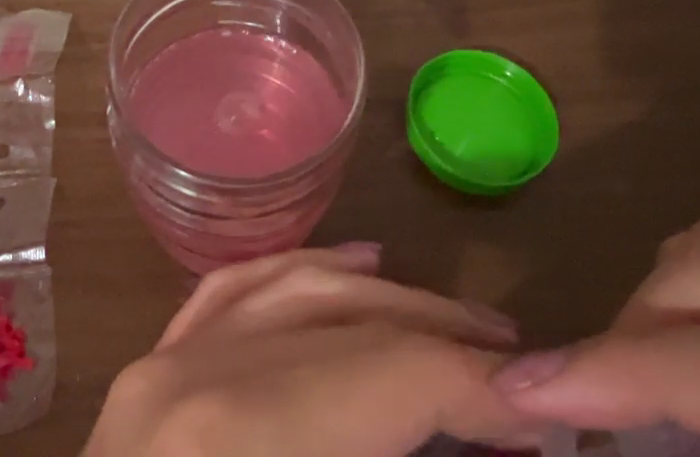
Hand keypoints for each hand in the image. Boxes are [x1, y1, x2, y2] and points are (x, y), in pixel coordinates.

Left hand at [83, 243, 532, 456]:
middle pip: (356, 329)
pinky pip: (234, 293)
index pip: (397, 375)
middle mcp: (197, 377)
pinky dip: (303, 270)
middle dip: (452, 347)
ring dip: (393, 302)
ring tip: (468, 324)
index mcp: (246, 435)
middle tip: (525, 380)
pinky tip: (359, 261)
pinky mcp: (147, 372)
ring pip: (300, 292)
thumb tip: (505, 441)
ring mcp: (161, 366)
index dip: (486, 392)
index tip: (551, 417)